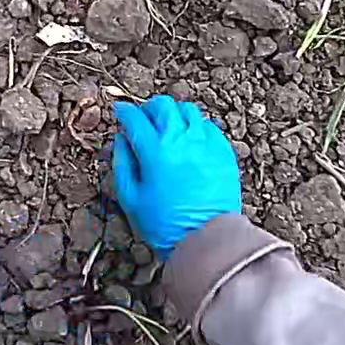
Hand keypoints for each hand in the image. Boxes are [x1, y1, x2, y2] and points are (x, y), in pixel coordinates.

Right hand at [112, 95, 242, 257]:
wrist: (207, 238)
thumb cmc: (166, 225)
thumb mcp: (132, 198)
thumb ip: (123, 164)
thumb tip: (121, 140)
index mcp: (155, 151)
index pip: (135, 118)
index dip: (125, 112)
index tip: (122, 112)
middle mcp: (181, 140)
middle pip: (163, 106)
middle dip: (149, 108)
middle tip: (145, 118)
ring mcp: (205, 142)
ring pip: (188, 110)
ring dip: (174, 113)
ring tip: (169, 126)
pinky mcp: (223, 150)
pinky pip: (208, 126)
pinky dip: (195, 126)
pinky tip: (190, 139)